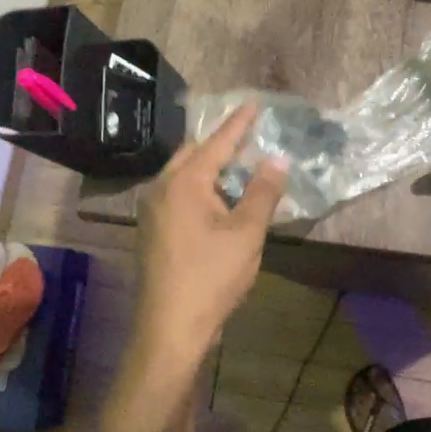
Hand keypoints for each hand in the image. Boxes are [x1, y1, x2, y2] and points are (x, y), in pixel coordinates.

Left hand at [133, 104, 287, 361]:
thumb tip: (278, 158)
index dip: (239, 123)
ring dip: (210, 169)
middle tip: (250, 138)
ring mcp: (152, 212)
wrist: (169, 328)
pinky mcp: (152, 232)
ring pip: (183, 177)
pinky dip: (200, 190)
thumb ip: (262, 192)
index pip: (217, 142)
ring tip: (239, 169)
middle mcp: (161, 189)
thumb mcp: (246, 233)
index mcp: (184, 182)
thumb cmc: (211, 277)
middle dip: (221, 145)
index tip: (254, 103)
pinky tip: (218, 204)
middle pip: (193, 154)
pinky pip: (177, 196)